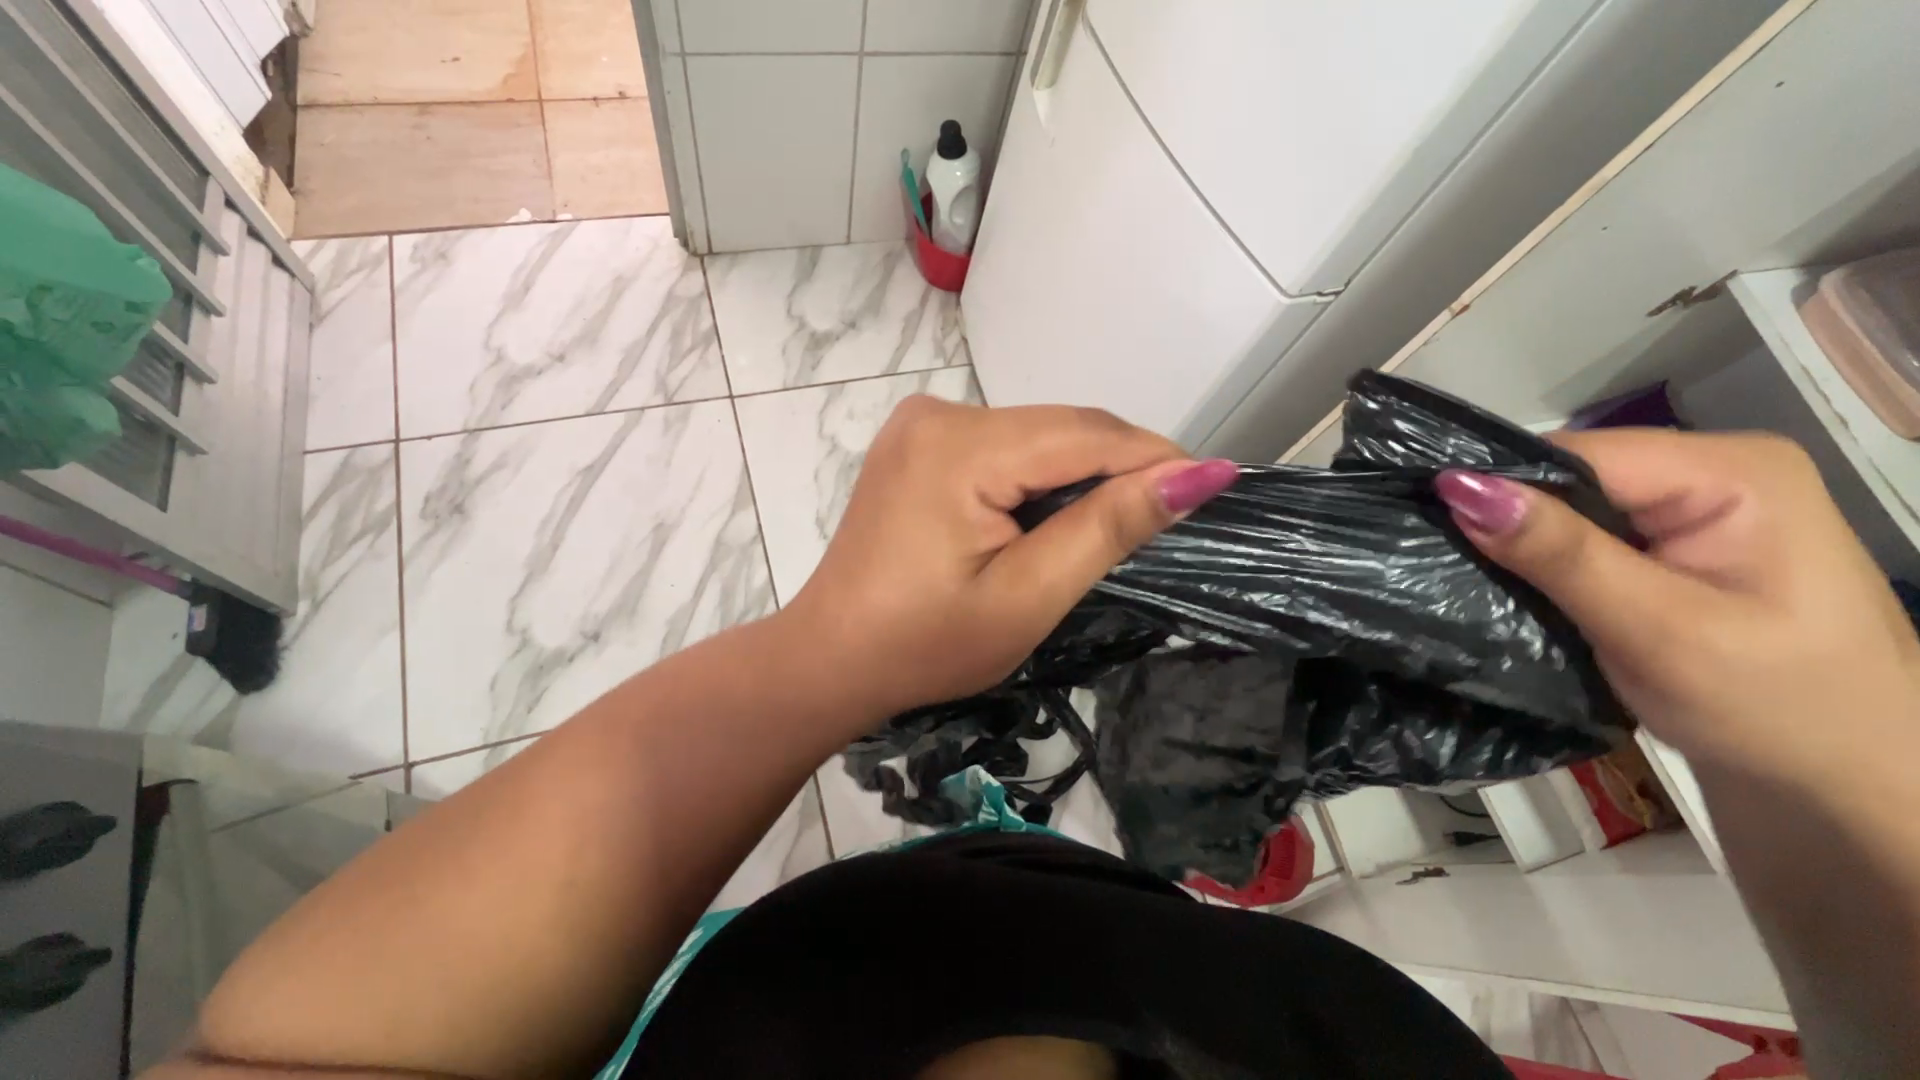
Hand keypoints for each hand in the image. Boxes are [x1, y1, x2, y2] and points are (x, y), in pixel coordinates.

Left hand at [780, 396, 1237, 719]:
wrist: (831, 658)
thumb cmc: (926, 645)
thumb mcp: (1027, 596)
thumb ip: (1108, 528)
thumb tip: (1197, 475)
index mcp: (961, 448)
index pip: (1087, 434)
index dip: (1156, 457)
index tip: (1215, 487)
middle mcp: (939, 414)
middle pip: (1061, 428)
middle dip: (1120, 467)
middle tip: (1167, 517)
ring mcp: (921, 423)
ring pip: (1036, 434)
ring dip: (1081, 472)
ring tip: (1115, 523)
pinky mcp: (917, 441)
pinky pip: (1004, 444)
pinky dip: (1040, 474)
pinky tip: (1051, 516)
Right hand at [1434, 428, 1919, 783]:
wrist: (1846, 783)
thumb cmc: (1771, 707)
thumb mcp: (1658, 631)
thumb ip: (1561, 555)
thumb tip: (1458, 487)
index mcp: (1733, 470)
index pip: (1579, 454)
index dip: (1502, 485)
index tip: (1428, 525)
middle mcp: (1716, 470)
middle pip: (1573, 475)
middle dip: (1511, 518)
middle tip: (1443, 563)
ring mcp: (1700, 509)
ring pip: (1575, 508)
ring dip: (1526, 546)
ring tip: (1471, 579)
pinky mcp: (1680, 547)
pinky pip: (1590, 536)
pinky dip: (1550, 564)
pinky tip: (1523, 589)